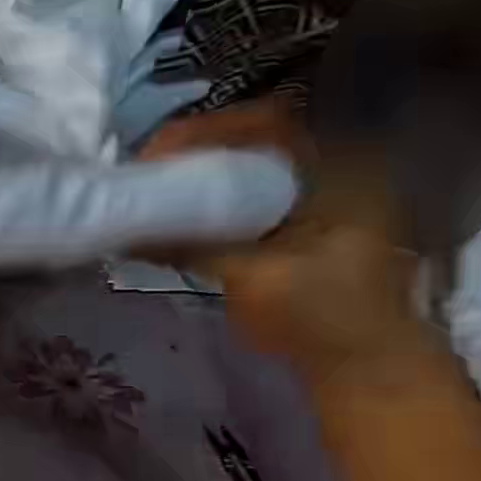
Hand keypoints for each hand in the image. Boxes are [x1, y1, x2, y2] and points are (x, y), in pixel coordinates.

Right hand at [143, 98, 430, 377]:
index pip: (267, 123)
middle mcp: (327, 172)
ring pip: (241, 167)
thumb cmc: (317, 311)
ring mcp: (311, 198)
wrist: (358, 356)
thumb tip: (122, 234)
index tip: (151, 154)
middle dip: (190, 153)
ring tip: (143, 191)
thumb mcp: (252, 275)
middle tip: (138, 173)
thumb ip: (190, 247)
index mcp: (335, 173)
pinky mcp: (290, 222)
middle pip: (249, 141)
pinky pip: (240, 194)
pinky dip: (201, 199)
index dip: (206, 131)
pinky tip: (166, 214)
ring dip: (191, 176)